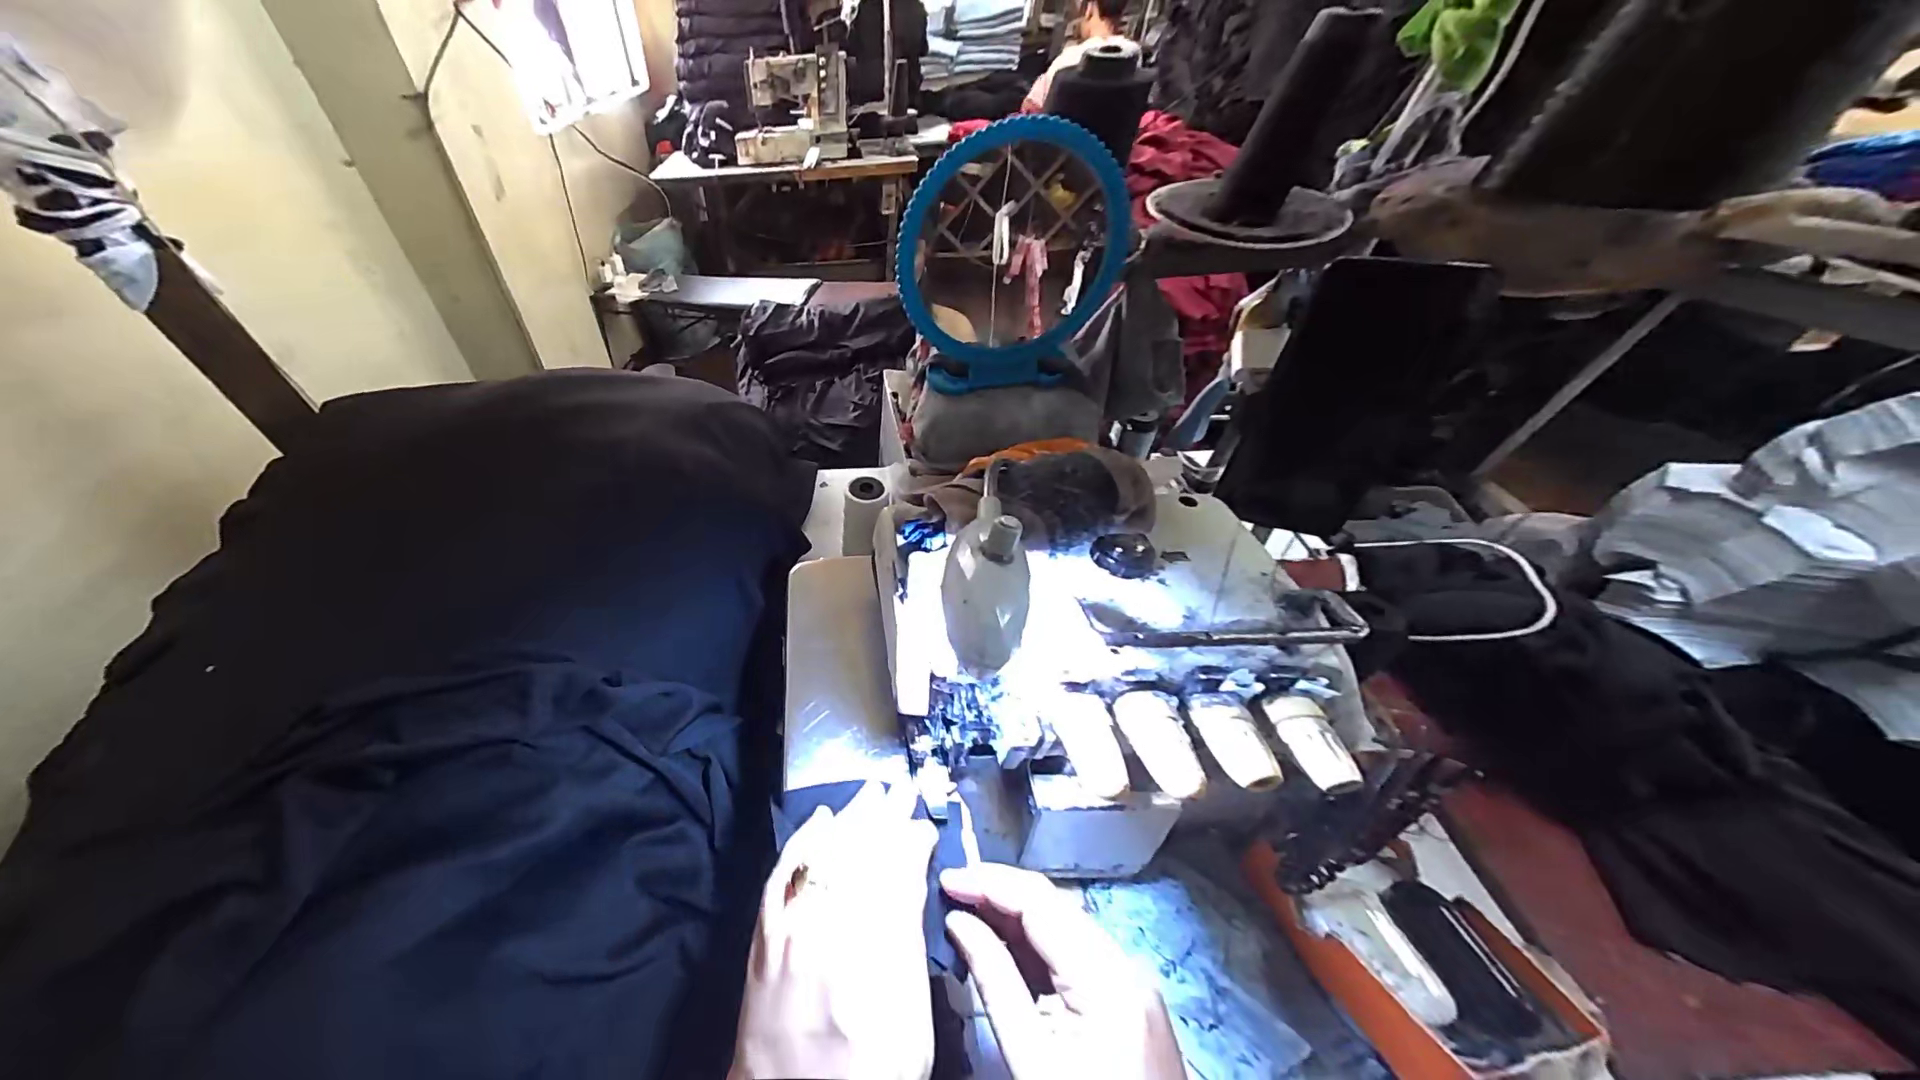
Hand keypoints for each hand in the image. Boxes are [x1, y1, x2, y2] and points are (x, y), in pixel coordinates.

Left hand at [729, 782, 937, 1079]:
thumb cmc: (866, 1073)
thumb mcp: (909, 1015)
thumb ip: (908, 939)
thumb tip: (913, 878)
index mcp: (872, 951)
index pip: (895, 873)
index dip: (911, 842)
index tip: (924, 825)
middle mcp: (828, 930)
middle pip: (861, 855)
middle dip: (884, 816)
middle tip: (901, 789)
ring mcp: (790, 930)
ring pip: (824, 855)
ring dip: (850, 819)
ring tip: (870, 793)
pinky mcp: (764, 938)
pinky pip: (782, 875)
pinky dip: (801, 842)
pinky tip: (818, 821)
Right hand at [941, 863, 1186, 1079]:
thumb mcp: (1032, 1061)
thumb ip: (994, 983)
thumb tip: (958, 923)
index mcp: (1106, 977)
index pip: (1041, 902)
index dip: (989, 882)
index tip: (945, 879)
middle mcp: (1126, 964)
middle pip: (1055, 906)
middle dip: (1000, 893)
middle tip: (949, 893)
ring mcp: (1131, 979)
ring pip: (1065, 924)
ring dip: (1015, 915)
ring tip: (966, 913)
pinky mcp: (1128, 995)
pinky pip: (1076, 951)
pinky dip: (1037, 943)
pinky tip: (1003, 944)